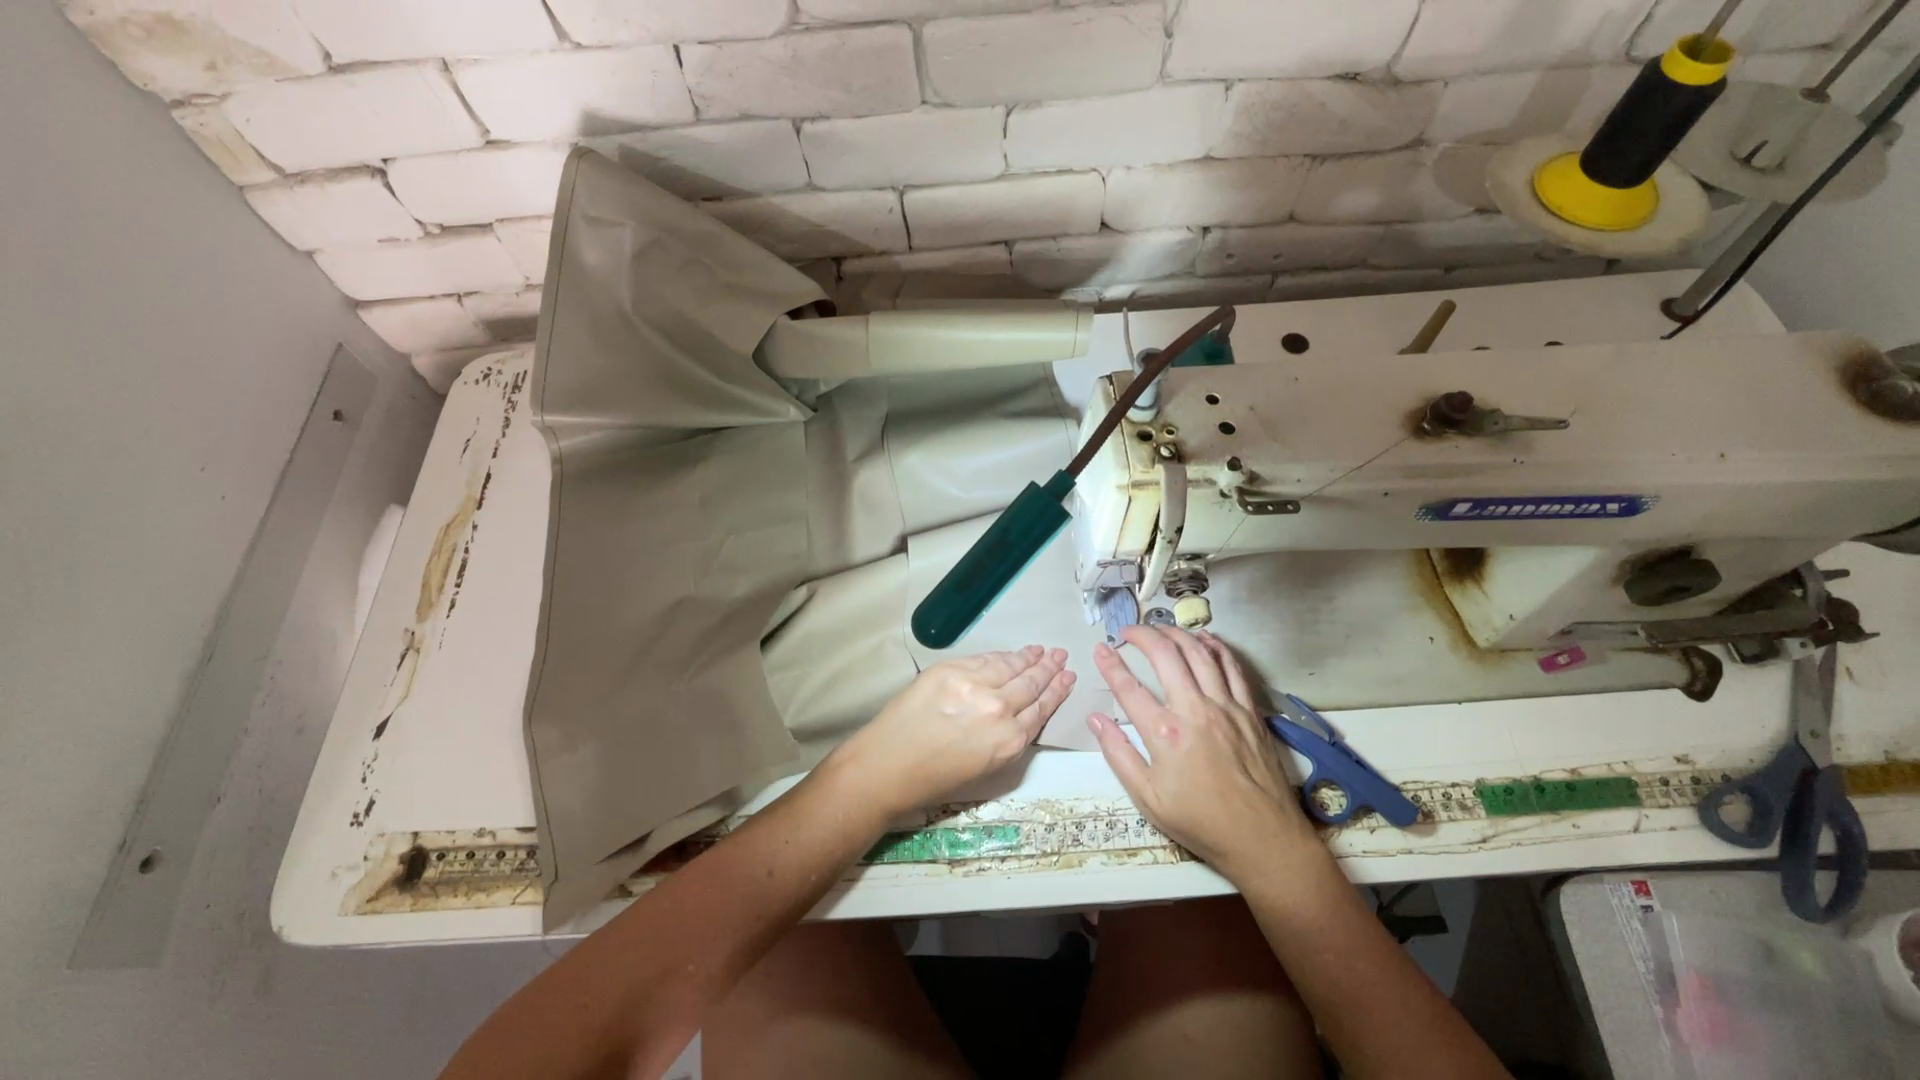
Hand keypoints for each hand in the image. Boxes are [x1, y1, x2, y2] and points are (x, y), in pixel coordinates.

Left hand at [830, 646, 1074, 818]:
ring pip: (1010, 666)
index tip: (1068, 677)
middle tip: (1061, 656)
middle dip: (1048, 669)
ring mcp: (973, 686)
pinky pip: (984, 659)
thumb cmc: (934, 781)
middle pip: (1031, 684)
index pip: (1042, 709)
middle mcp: (999, 710)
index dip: (1057, 691)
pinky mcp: (950, 670)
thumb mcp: (986, 770)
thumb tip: (1018, 716)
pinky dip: (1001, 655)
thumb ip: (1008, 741)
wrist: (887, 767)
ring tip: (1042, 651)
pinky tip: (1011, 653)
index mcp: (1010, 741)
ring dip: (1029, 657)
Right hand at [1086, 626, 1320, 879]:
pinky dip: (1216, 647)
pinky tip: (1204, 639)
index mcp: (1165, 734)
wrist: (1262, 838)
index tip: (1099, 649)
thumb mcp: (1147, 799)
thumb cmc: (1200, 822)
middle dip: (1143, 635)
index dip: (1110, 664)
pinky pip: (1232, 667)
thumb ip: (1119, 755)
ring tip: (1159, 628)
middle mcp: (1195, 711)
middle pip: (1166, 656)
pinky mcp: (1249, 710)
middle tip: (1128, 631)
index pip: (1129, 688)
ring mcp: (1226, 707)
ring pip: (1199, 654)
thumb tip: (1096, 720)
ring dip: (1176, 634)